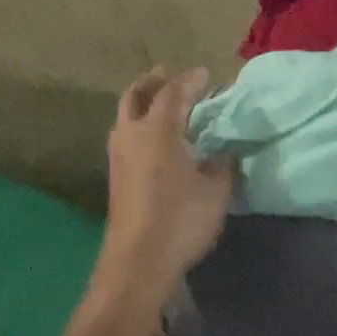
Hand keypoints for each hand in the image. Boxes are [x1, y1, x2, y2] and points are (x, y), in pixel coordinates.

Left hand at [101, 66, 233, 295]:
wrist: (137, 261)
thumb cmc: (180, 219)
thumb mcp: (216, 190)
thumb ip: (221, 165)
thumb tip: (220, 154)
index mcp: (158, 129)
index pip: (174, 93)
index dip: (191, 81)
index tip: (205, 74)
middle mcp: (132, 135)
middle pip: (136, 96)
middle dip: (152, 83)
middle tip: (167, 75)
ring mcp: (118, 157)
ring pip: (125, 117)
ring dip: (141, 105)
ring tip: (159, 105)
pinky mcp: (115, 178)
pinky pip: (125, 137)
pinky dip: (138, 126)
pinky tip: (153, 140)